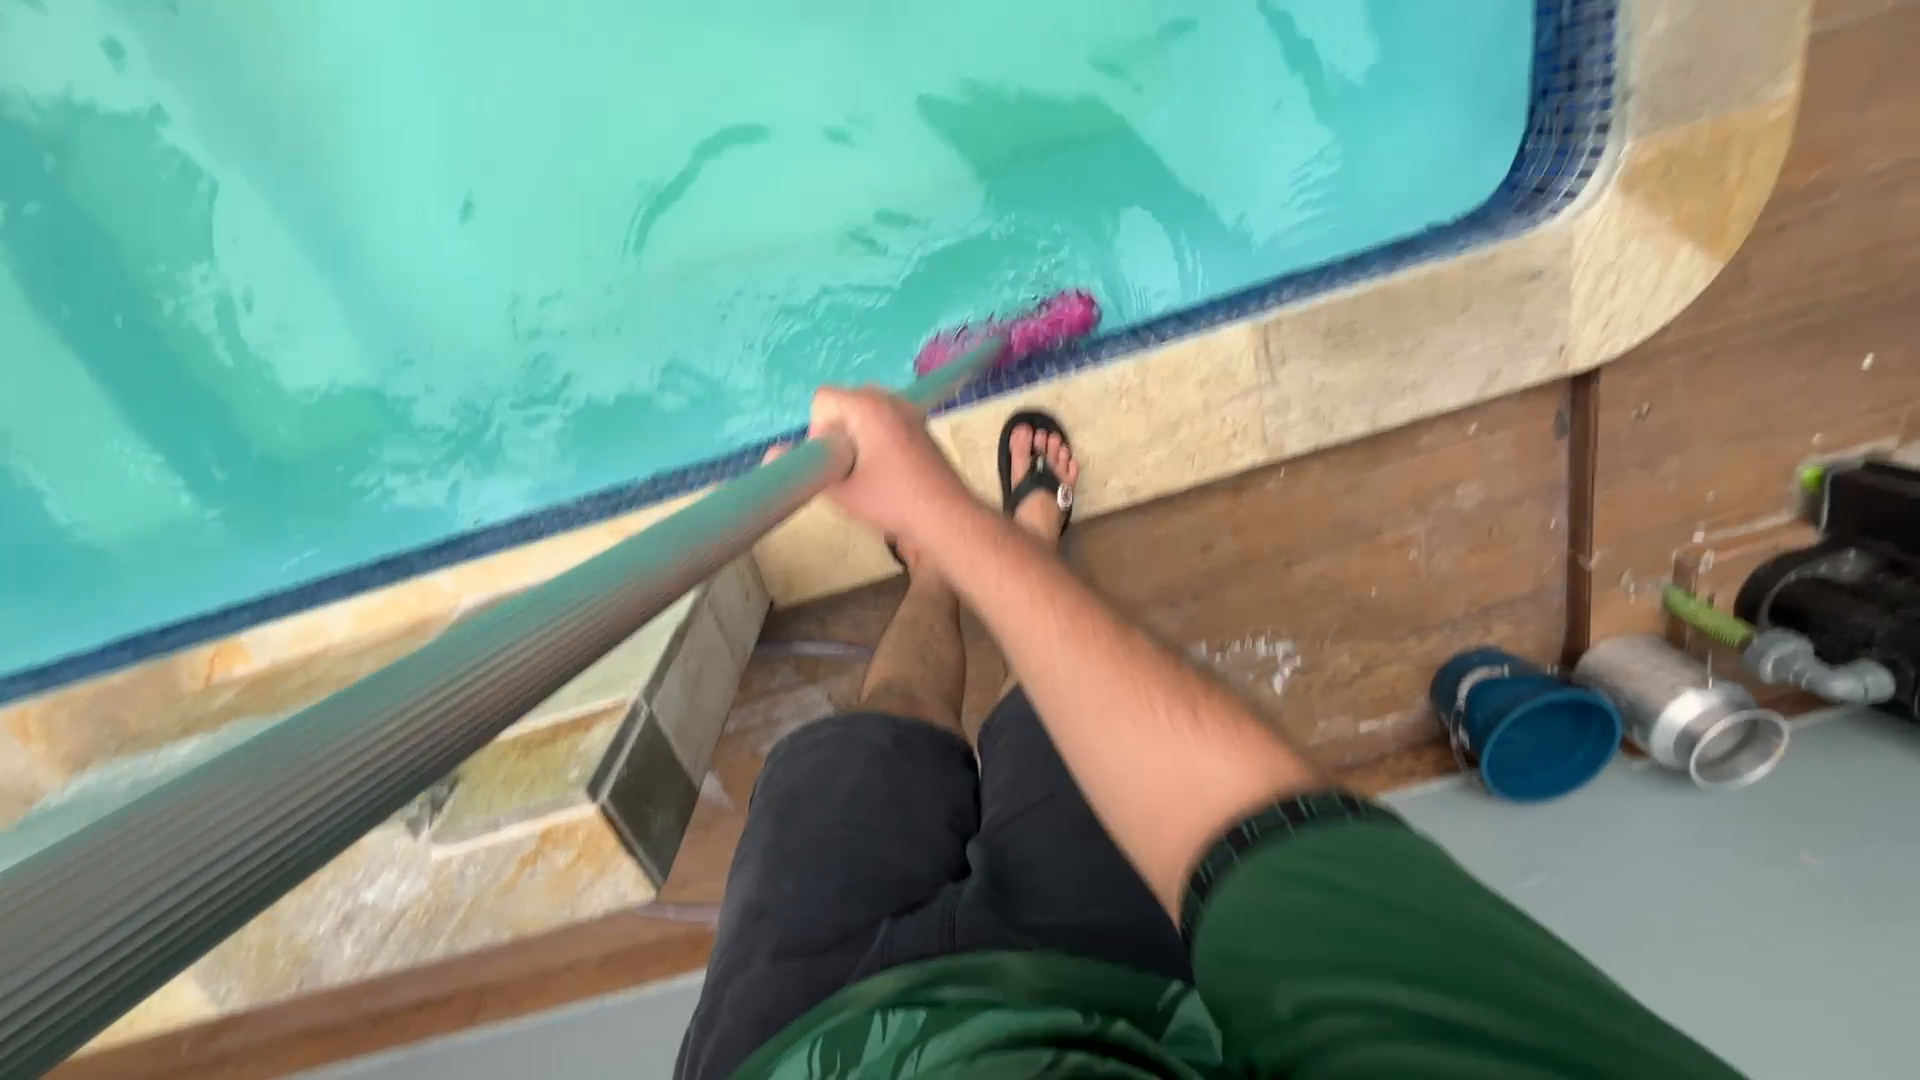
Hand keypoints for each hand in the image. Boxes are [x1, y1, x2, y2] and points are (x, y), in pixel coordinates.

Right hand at [785, 385, 975, 543]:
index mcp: (867, 406)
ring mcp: (909, 410)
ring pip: (865, 414)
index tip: (834, 461)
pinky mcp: (921, 426)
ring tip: (869, 473)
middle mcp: (889, 399)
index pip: (822, 399)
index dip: (819, 431)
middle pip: (844, 404)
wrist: (946, 516)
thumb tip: (770, 453)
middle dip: (838, 433)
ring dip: (858, 437)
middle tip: (849, 469)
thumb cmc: (891, 502)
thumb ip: (804, 469)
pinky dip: (878, 440)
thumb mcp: (840, 491)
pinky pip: (885, 422)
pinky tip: (889, 472)